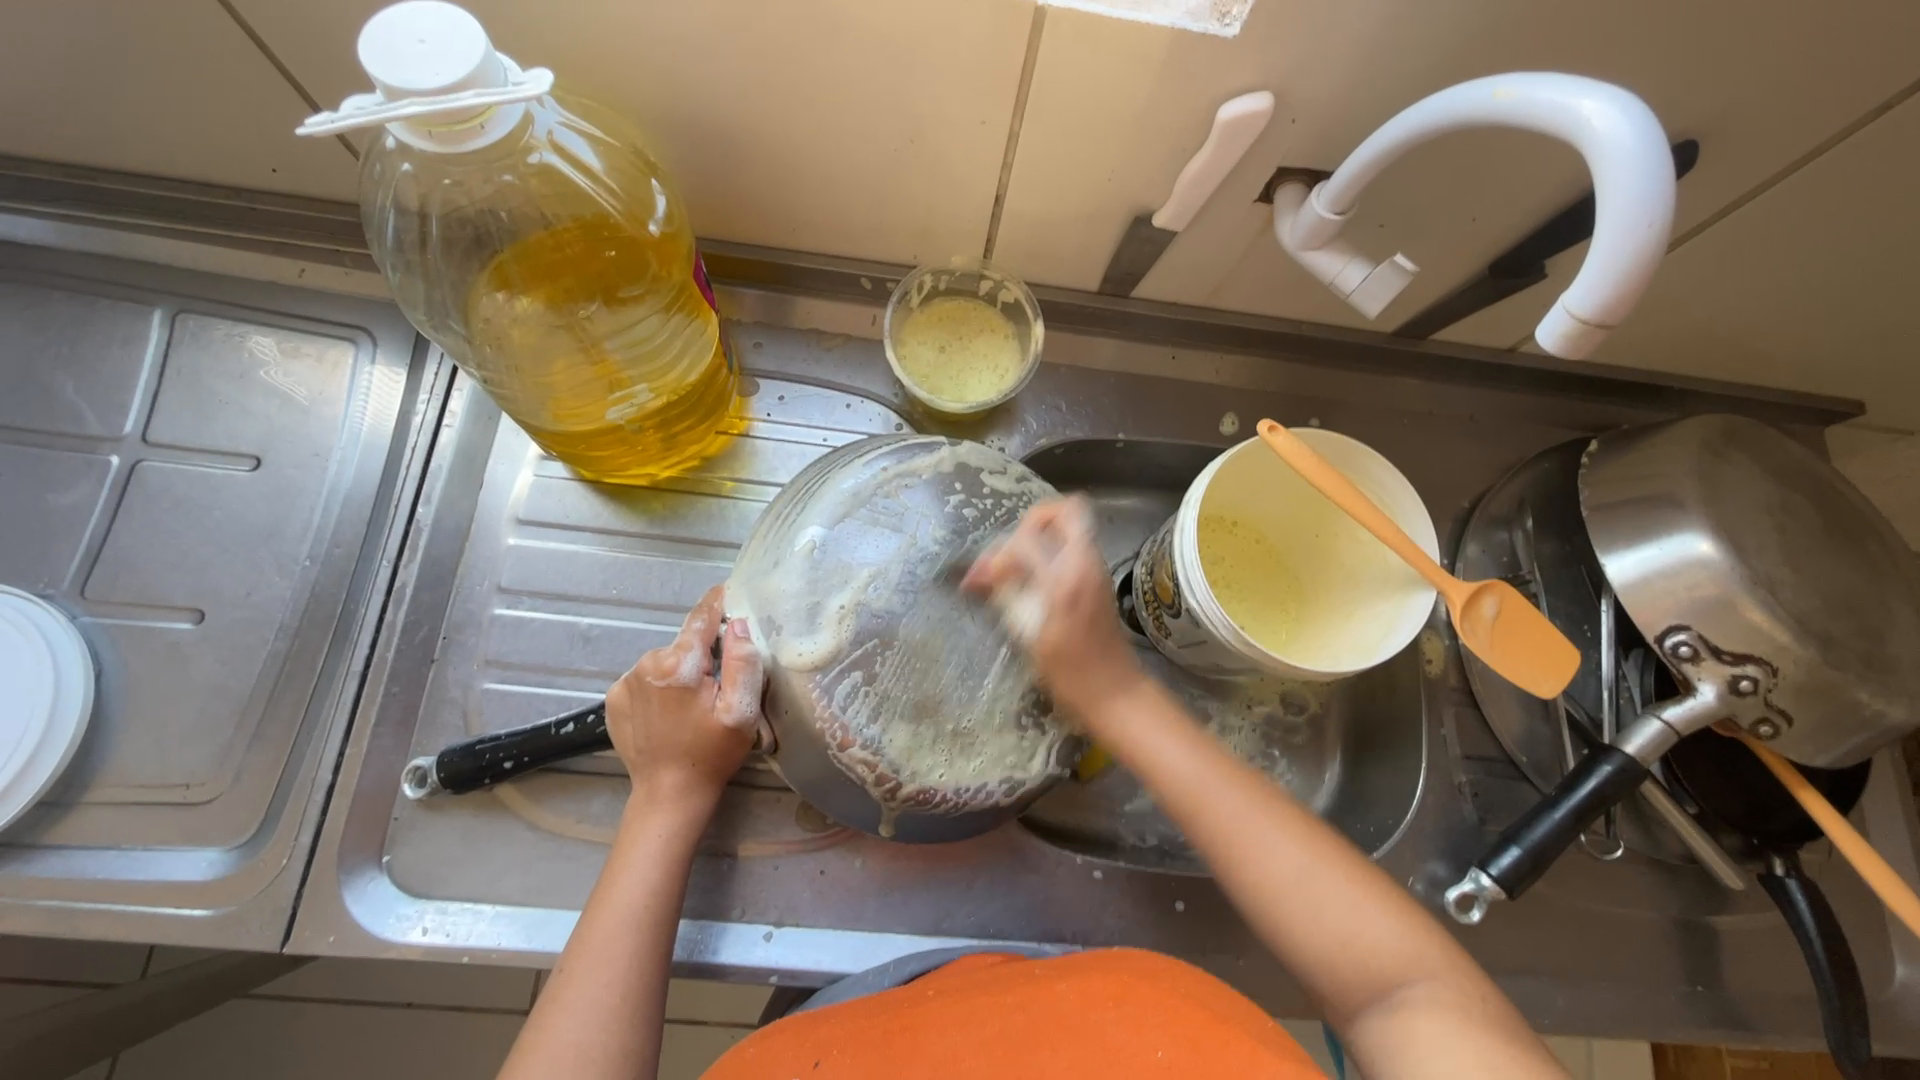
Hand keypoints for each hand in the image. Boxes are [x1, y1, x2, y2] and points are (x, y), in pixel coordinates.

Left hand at [604, 585, 762, 814]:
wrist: (668, 794)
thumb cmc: (712, 753)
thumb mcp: (742, 711)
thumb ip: (743, 662)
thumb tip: (738, 624)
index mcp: (680, 664)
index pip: (701, 616)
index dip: (717, 601)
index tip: (729, 590)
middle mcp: (647, 663)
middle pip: (684, 642)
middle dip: (704, 653)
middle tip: (720, 684)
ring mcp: (625, 681)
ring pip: (666, 660)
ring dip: (681, 671)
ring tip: (693, 705)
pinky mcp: (614, 698)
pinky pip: (646, 678)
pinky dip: (661, 687)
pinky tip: (670, 713)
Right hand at [961, 496, 1145, 724]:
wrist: (1115, 694)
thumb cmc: (1070, 674)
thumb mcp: (1029, 636)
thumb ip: (1006, 596)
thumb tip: (979, 575)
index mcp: (1067, 577)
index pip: (1026, 539)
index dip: (999, 555)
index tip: (987, 580)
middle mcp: (1086, 563)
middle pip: (1064, 510)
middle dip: (1030, 524)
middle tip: (1010, 555)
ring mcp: (1096, 569)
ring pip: (1069, 528)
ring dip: (1039, 539)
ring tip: (1015, 571)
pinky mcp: (1098, 581)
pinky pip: (1073, 548)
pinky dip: (1050, 554)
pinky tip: (1029, 585)